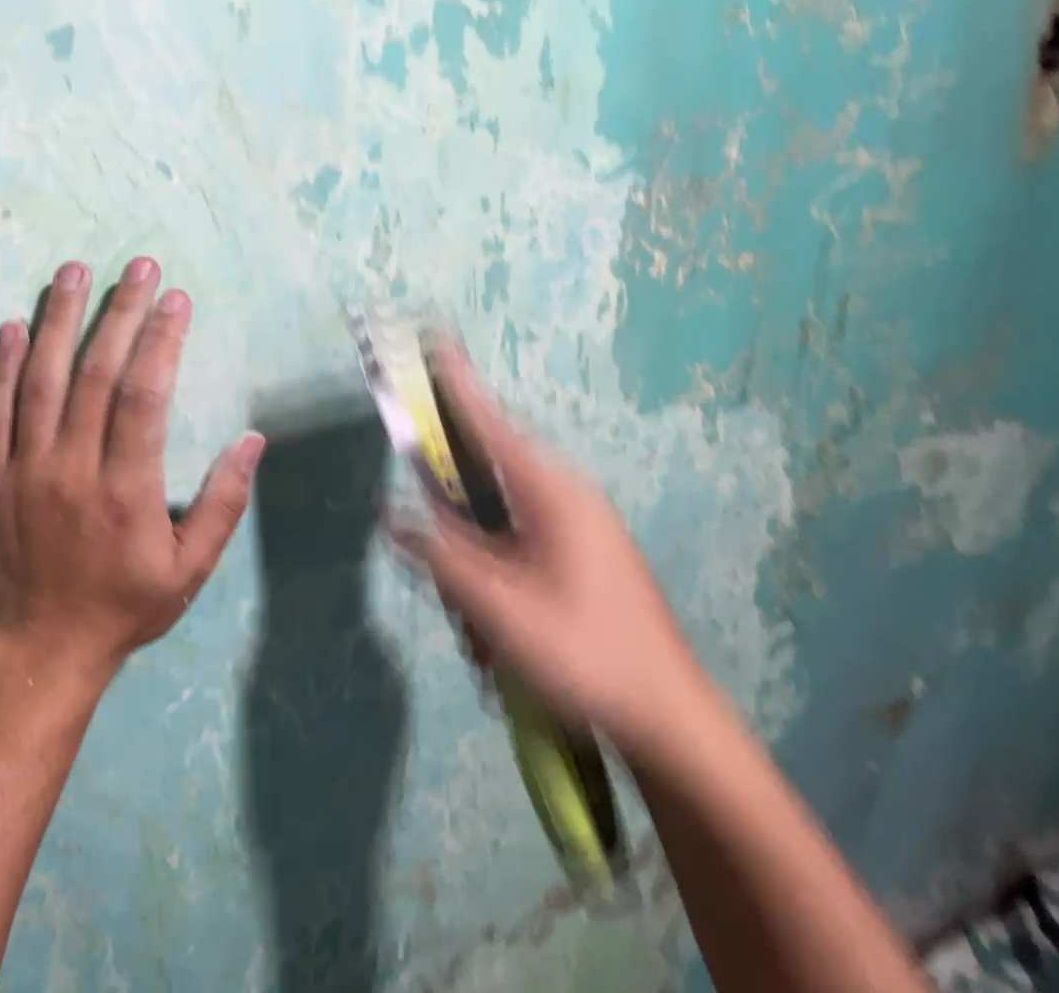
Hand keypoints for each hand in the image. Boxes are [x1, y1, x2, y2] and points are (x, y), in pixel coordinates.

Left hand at [0, 257, 264, 687]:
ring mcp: (25, 470)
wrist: (45, 646)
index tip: (175, 299)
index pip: (144, 396)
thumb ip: (222, 505)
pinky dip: (1, 369)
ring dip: (58, 322)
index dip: (160, 341)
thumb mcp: (190, 571)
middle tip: (136, 265)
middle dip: (118, 313)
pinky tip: (12, 329)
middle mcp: (72, 468)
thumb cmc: (125, 609)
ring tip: (73, 273)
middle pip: (95, 375)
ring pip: (41, 382)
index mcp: (125, 489)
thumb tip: (252, 441)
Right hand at [392, 342, 714, 756]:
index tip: (432, 342)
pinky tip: (497, 643)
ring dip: (469, 580)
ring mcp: (570, 533)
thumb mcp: (499, 607)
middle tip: (462, 603)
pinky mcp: (571, 561)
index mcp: (554, 496)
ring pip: (488, 531)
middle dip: (451, 539)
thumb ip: (440, 555)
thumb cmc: (585, 654)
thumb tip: (393, 515)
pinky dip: (489, 592)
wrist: (664, 717)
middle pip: (480, 486)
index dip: (457, 386)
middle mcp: (564, 502)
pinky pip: (508, 556)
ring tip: (487, 640)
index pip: (492, 426)